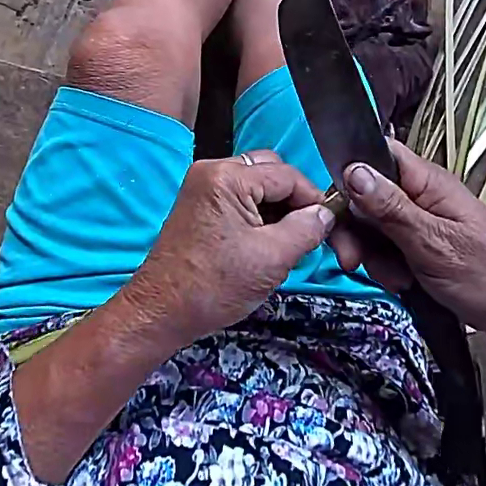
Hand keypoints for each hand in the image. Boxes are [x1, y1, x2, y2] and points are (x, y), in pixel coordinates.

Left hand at [119, 150, 333, 349]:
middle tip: (304, 234)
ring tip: (284, 242)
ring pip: (259, 185)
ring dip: (277, 209)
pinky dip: (259, 215)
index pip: (289, 176)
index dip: (314, 201)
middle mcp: (212, 170)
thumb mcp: (274, 258)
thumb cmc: (214, 287)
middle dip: (294, 202)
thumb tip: (326, 214)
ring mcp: (202, 186)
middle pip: (273, 173)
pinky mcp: (199, 204)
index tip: (327, 228)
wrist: (158, 316)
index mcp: (227, 177)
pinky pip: (241, 197)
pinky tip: (264, 242)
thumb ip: (308, 228)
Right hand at [331, 139, 485, 342]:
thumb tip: (353, 170)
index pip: (378, 156)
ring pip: (375, 229)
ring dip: (375, 257)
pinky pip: (390, 252)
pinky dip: (389, 270)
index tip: (337, 212)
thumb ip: (391, 209)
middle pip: (368, 198)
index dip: (351, 177)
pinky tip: (404, 286)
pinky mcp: (423, 250)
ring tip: (398, 280)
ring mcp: (422, 224)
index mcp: (429, 182)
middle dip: (358, 231)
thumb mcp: (433, 244)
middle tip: (354, 261)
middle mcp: (423, 197)